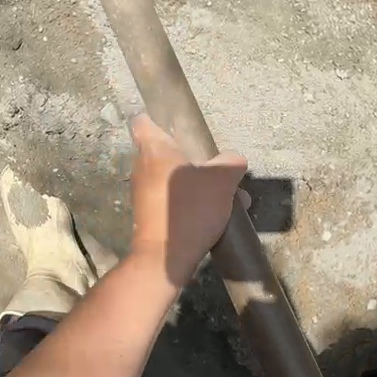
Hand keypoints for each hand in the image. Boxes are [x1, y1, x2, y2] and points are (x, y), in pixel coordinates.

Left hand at [127, 114, 247, 287]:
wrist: (165, 258)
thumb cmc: (190, 209)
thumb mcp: (222, 180)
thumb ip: (231, 163)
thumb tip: (233, 161)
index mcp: (154, 150)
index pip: (144, 120)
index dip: (159, 118)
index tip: (181, 127)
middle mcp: (143, 168)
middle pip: (169, 153)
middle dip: (198, 161)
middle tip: (221, 172)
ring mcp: (144, 193)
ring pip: (176, 179)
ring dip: (201, 186)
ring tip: (231, 201)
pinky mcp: (149, 215)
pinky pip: (174, 200)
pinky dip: (192, 204)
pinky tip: (217, 218)